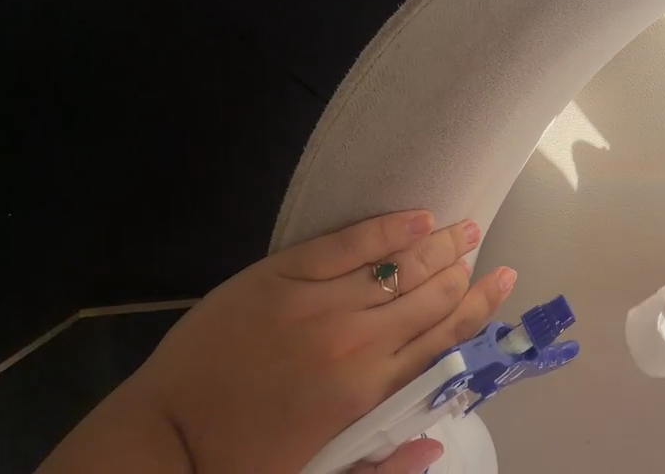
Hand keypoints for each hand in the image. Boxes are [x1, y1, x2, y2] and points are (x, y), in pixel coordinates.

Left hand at [41, 210, 517, 473]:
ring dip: (439, 244)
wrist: (160, 442)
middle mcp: (357, 341)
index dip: (479, 305)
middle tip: (481, 244)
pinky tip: (418, 215)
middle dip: (463, 267)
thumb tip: (438, 441)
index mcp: (368, 391)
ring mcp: (321, 302)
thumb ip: (381, 464)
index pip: (443, 337)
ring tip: (464, 225)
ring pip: (401, 264)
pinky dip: (390, 227)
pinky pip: (350, 241)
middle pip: (430, 294)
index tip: (505, 278)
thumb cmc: (242, 463)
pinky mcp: (285, 274)